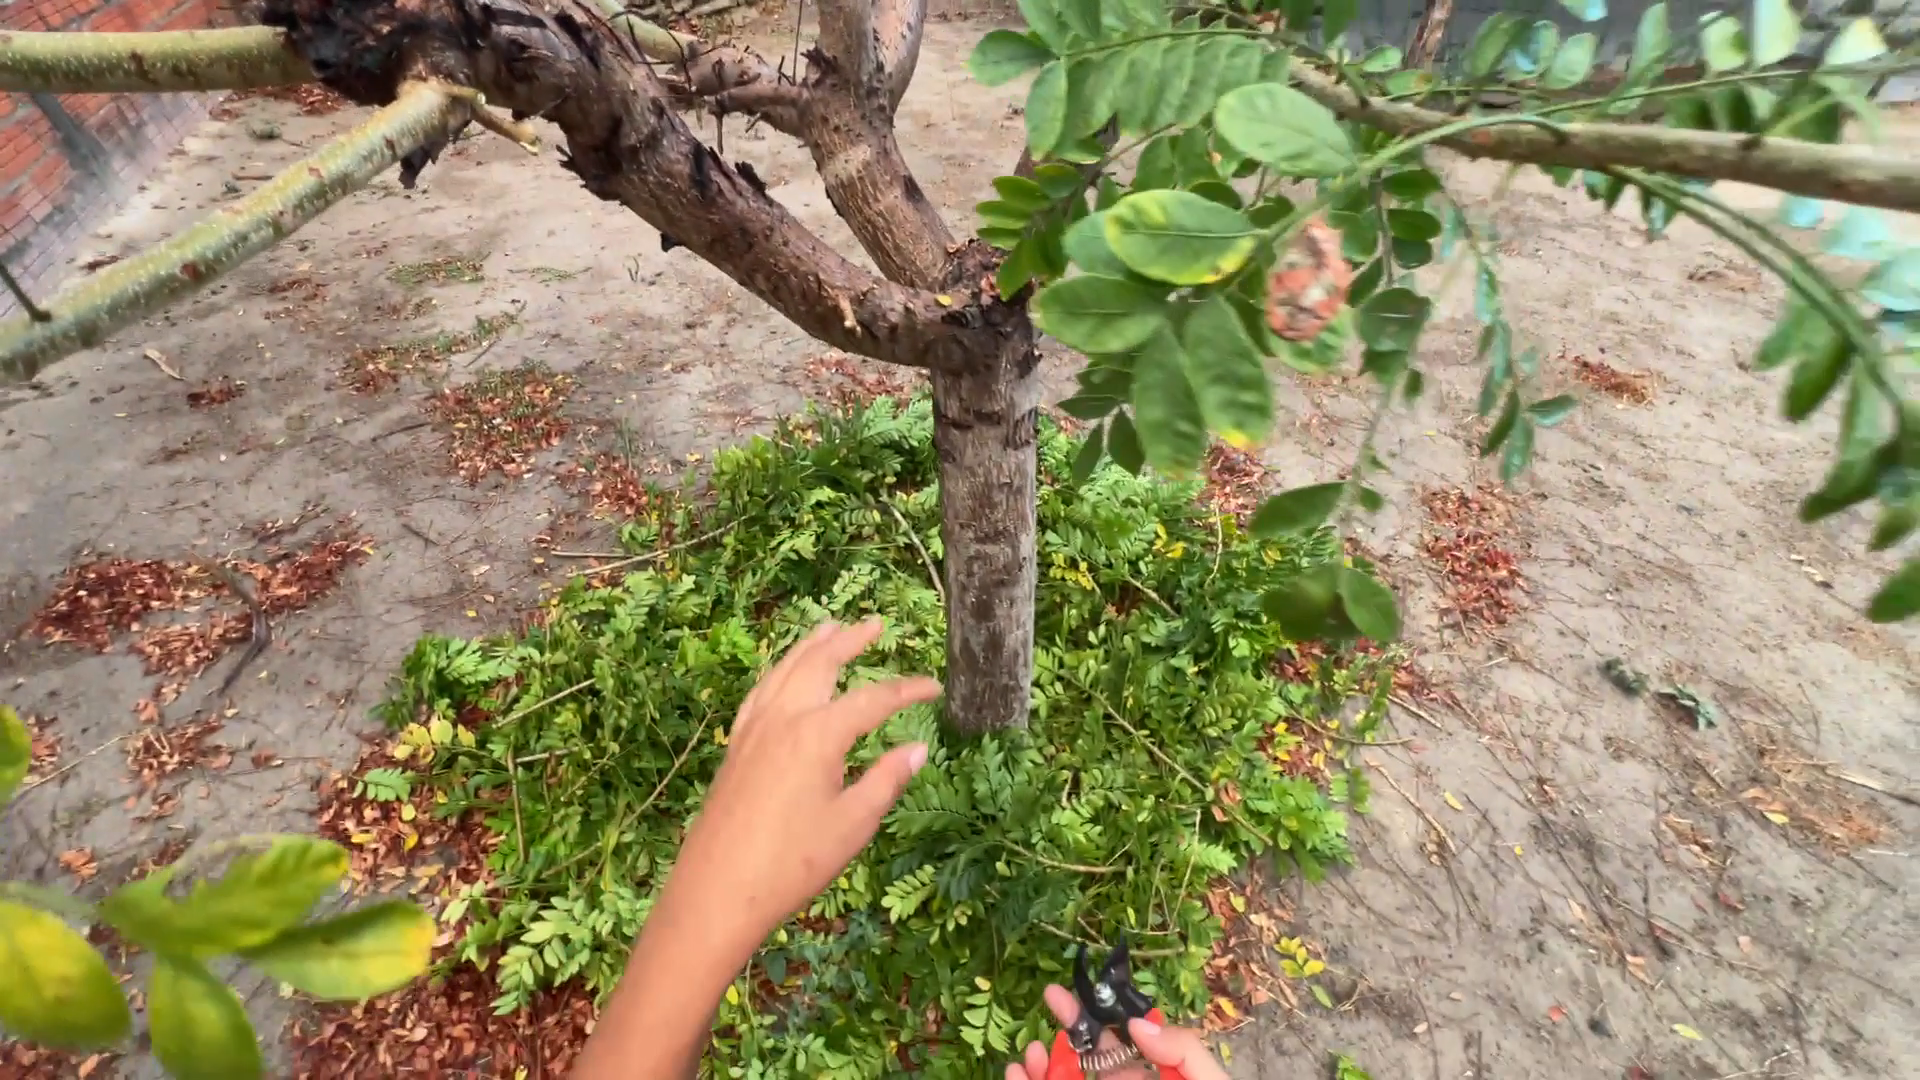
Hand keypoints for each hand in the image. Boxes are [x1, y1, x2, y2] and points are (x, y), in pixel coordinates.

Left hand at [657, 618, 939, 951]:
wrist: (715, 894)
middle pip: (821, 663)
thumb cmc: (792, 864)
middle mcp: (784, 718)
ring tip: (830, 627)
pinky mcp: (736, 745)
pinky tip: (783, 674)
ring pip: (785, 670)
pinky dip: (780, 670)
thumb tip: (917, 749)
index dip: (908, 690)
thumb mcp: (852, 825)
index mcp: (819, 734)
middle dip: (850, 640)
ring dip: (811, 645)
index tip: (935, 687)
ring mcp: (754, 729)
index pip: (874, 700)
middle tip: (875, 624)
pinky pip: (762, 690)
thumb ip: (886, 780)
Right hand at [1005, 985, 1228, 1079]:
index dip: (1083, 1018)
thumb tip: (1135, 1024)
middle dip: (1055, 1042)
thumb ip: (1184, 1050)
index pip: (1109, 1044)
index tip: (1057, 994)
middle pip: (1078, 1066)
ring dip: (1038, 1073)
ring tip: (1026, 1061)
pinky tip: (1018, 1079)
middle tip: (1037, 1026)